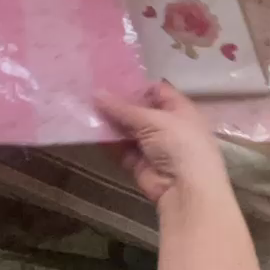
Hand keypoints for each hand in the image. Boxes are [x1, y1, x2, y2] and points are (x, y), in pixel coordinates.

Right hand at [99, 83, 230, 216]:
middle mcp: (167, 126)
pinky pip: (119, 147)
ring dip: (109, 121)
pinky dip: (106, 141)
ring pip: (126, 128)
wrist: (185, 191)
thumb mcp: (152, 120)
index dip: (135, 84)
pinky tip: (88, 129)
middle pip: (138, 109)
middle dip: (116, 102)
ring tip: (84, 106)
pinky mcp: (139, 162)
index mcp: (180, 110)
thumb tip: (95, 93)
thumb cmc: (179, 145)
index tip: (109, 78)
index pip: (157, 90)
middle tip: (89, 90)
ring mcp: (152, 145)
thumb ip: (122, 108)